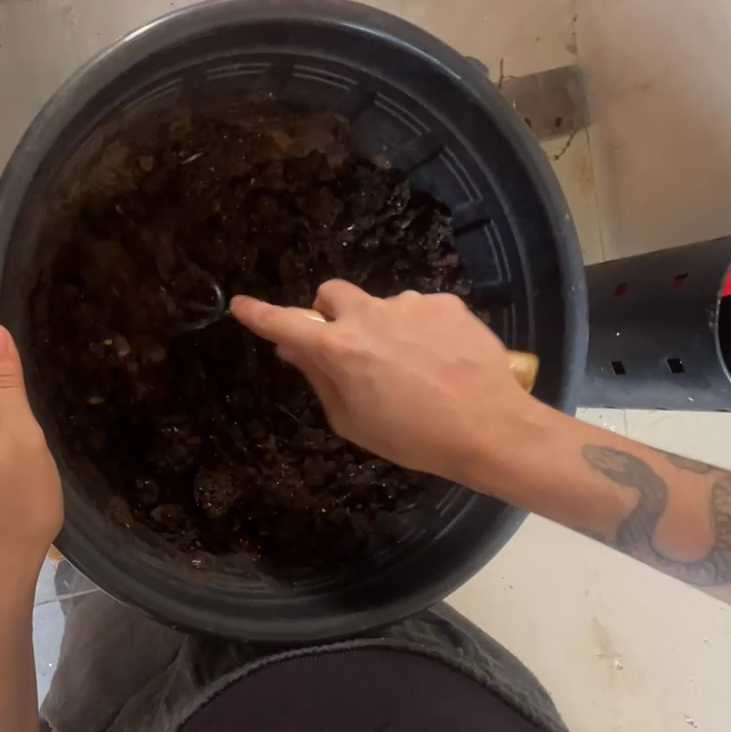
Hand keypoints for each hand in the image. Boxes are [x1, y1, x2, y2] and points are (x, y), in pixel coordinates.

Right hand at [231, 280, 555, 487]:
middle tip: (348, 347)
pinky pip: (419, 310)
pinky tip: (439, 360)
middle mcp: (370, 315)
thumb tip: (295, 348)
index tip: (240, 304)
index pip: (286, 323)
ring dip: (382, 328)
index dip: (259, 315)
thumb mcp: (352, 421)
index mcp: (340, 350)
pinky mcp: (446, 302)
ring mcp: (411, 304)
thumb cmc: (412, 437)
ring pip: (380, 306)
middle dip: (330, 314)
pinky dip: (419, 330)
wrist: (490, 429)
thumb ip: (319, 378)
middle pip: (331, 294)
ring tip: (411, 367)